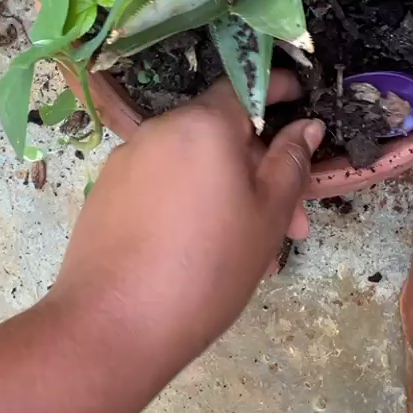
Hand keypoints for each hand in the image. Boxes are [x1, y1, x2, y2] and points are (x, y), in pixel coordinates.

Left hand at [50, 71, 322, 363]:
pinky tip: (204, 253)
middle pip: (221, 135)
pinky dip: (190, 204)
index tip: (299, 100)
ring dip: (228, 193)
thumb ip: (290, 162)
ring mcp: (127, 160)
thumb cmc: (207, 267)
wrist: (113, 326)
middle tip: (291, 224)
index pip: (245, 87)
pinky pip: (163, 185)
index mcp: (202, 124)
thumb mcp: (267, 216)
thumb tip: (306, 125)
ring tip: (251, 253)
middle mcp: (160, 129)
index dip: (277, 91)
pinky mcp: (106, 192)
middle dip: (261, 171)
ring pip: (193, 165)